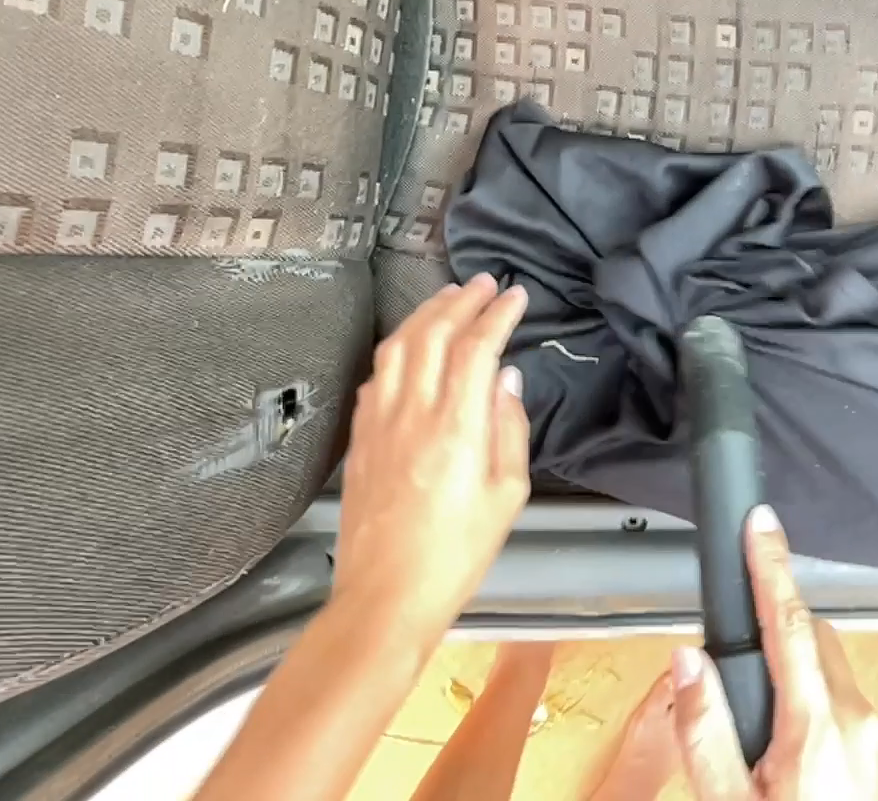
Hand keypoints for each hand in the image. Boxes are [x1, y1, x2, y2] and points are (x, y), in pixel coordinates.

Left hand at [334, 275, 530, 629]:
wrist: (386, 596)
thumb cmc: (459, 550)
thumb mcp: (507, 492)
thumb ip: (508, 427)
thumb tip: (506, 378)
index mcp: (456, 427)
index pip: (476, 349)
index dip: (498, 314)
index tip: (517, 294)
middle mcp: (412, 413)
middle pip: (432, 334)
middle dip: (462, 300)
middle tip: (487, 282)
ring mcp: (378, 423)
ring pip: (397, 347)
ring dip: (425, 314)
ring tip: (449, 296)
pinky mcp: (360, 438)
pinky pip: (376, 376)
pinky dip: (399, 347)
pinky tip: (411, 346)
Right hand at [667, 506, 877, 799]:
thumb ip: (706, 730)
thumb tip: (690, 660)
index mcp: (816, 726)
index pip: (789, 620)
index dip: (772, 563)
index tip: (762, 521)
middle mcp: (857, 719)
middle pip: (812, 638)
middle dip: (778, 629)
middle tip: (741, 666)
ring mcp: (877, 737)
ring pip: (828, 670)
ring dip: (794, 672)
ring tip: (761, 731)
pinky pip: (843, 701)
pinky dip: (814, 701)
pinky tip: (790, 750)